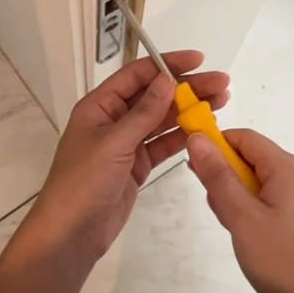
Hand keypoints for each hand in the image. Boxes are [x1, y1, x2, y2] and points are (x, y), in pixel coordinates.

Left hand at [16, 53, 229, 267]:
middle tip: (222, 83)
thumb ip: (143, 113)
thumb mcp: (114, 142)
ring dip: (189, 110)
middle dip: (187, 88)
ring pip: (162, 120)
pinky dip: (182, 137)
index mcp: (99, 105)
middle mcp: (113, 119)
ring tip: (222, 102)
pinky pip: (162, 144)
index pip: (136, 75)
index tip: (199, 60)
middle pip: (154, 96)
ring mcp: (126, 143)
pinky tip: (204, 129)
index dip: (167, 64)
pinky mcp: (136, 166)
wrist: (71, 232)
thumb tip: (167, 80)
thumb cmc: (83, 181)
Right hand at [186, 128, 293, 292]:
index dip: (216, 146)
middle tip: (219, 209)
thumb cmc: (279, 260)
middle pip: (253, 158)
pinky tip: (251, 234)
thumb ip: (217, 175)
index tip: (196, 168)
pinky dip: (256, 206)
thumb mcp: (241, 217)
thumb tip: (197, 138)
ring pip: (262, 179)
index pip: (245, 138)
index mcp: (291, 167)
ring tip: (236, 228)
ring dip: (240, 195)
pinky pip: (275, 195)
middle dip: (228, 176)